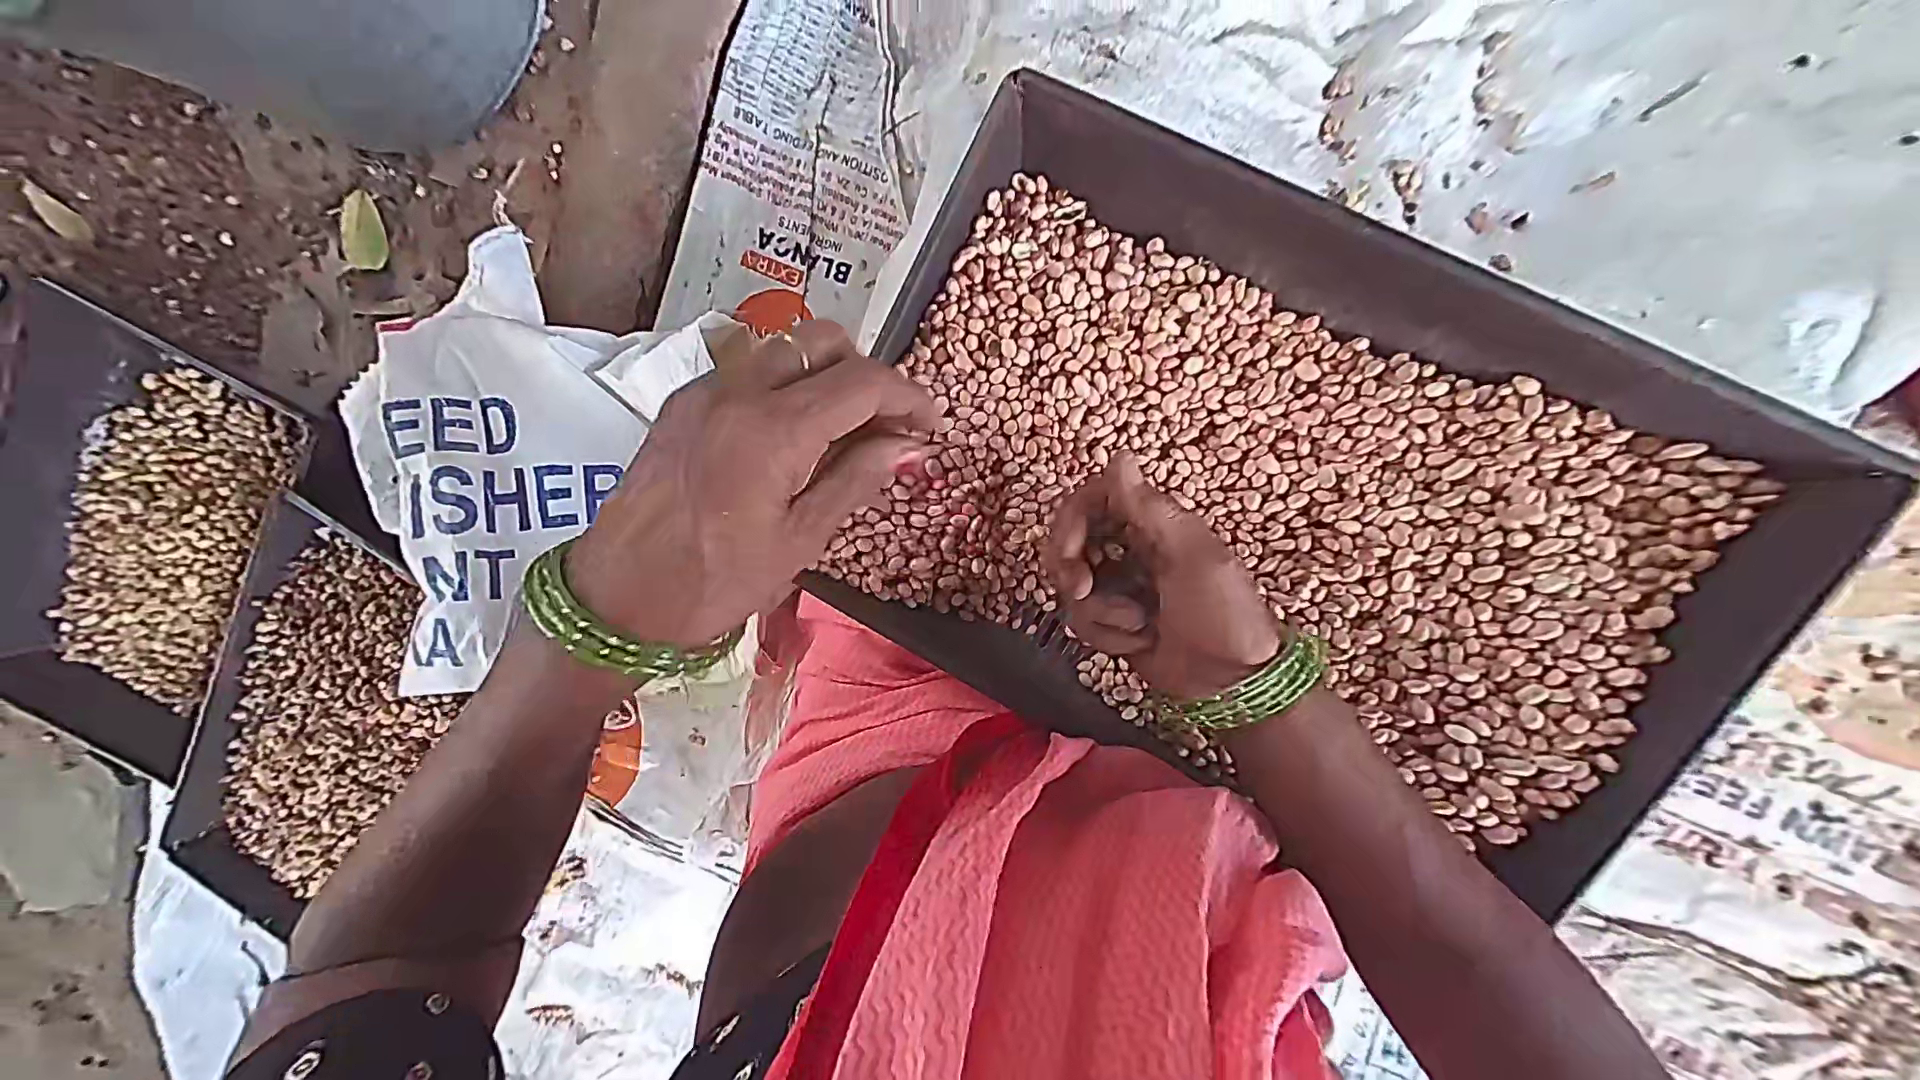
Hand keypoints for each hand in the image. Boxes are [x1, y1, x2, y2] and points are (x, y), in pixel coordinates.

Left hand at [568, 321, 939, 647]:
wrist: (616, 598)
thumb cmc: (716, 583)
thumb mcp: (800, 540)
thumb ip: (856, 479)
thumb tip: (909, 446)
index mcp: (774, 431)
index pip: (863, 382)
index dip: (909, 397)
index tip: (930, 425)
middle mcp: (738, 391)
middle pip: (825, 340)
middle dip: (869, 373)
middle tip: (885, 425)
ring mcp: (705, 390)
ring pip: (786, 347)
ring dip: (828, 374)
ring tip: (844, 429)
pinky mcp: (684, 401)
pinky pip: (751, 369)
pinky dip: (789, 385)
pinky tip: (794, 436)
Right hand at [1042, 454, 1282, 699]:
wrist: (1233, 685)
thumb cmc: (1225, 613)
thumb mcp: (1191, 555)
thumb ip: (1149, 508)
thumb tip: (1119, 456)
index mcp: (1152, 524)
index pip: (1092, 501)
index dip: (1071, 520)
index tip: (1070, 550)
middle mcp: (1129, 550)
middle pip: (1070, 541)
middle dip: (1070, 567)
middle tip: (1081, 589)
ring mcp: (1119, 587)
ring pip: (1071, 585)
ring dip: (1100, 611)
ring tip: (1138, 625)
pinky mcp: (1112, 622)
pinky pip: (1083, 619)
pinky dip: (1108, 634)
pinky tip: (1141, 641)